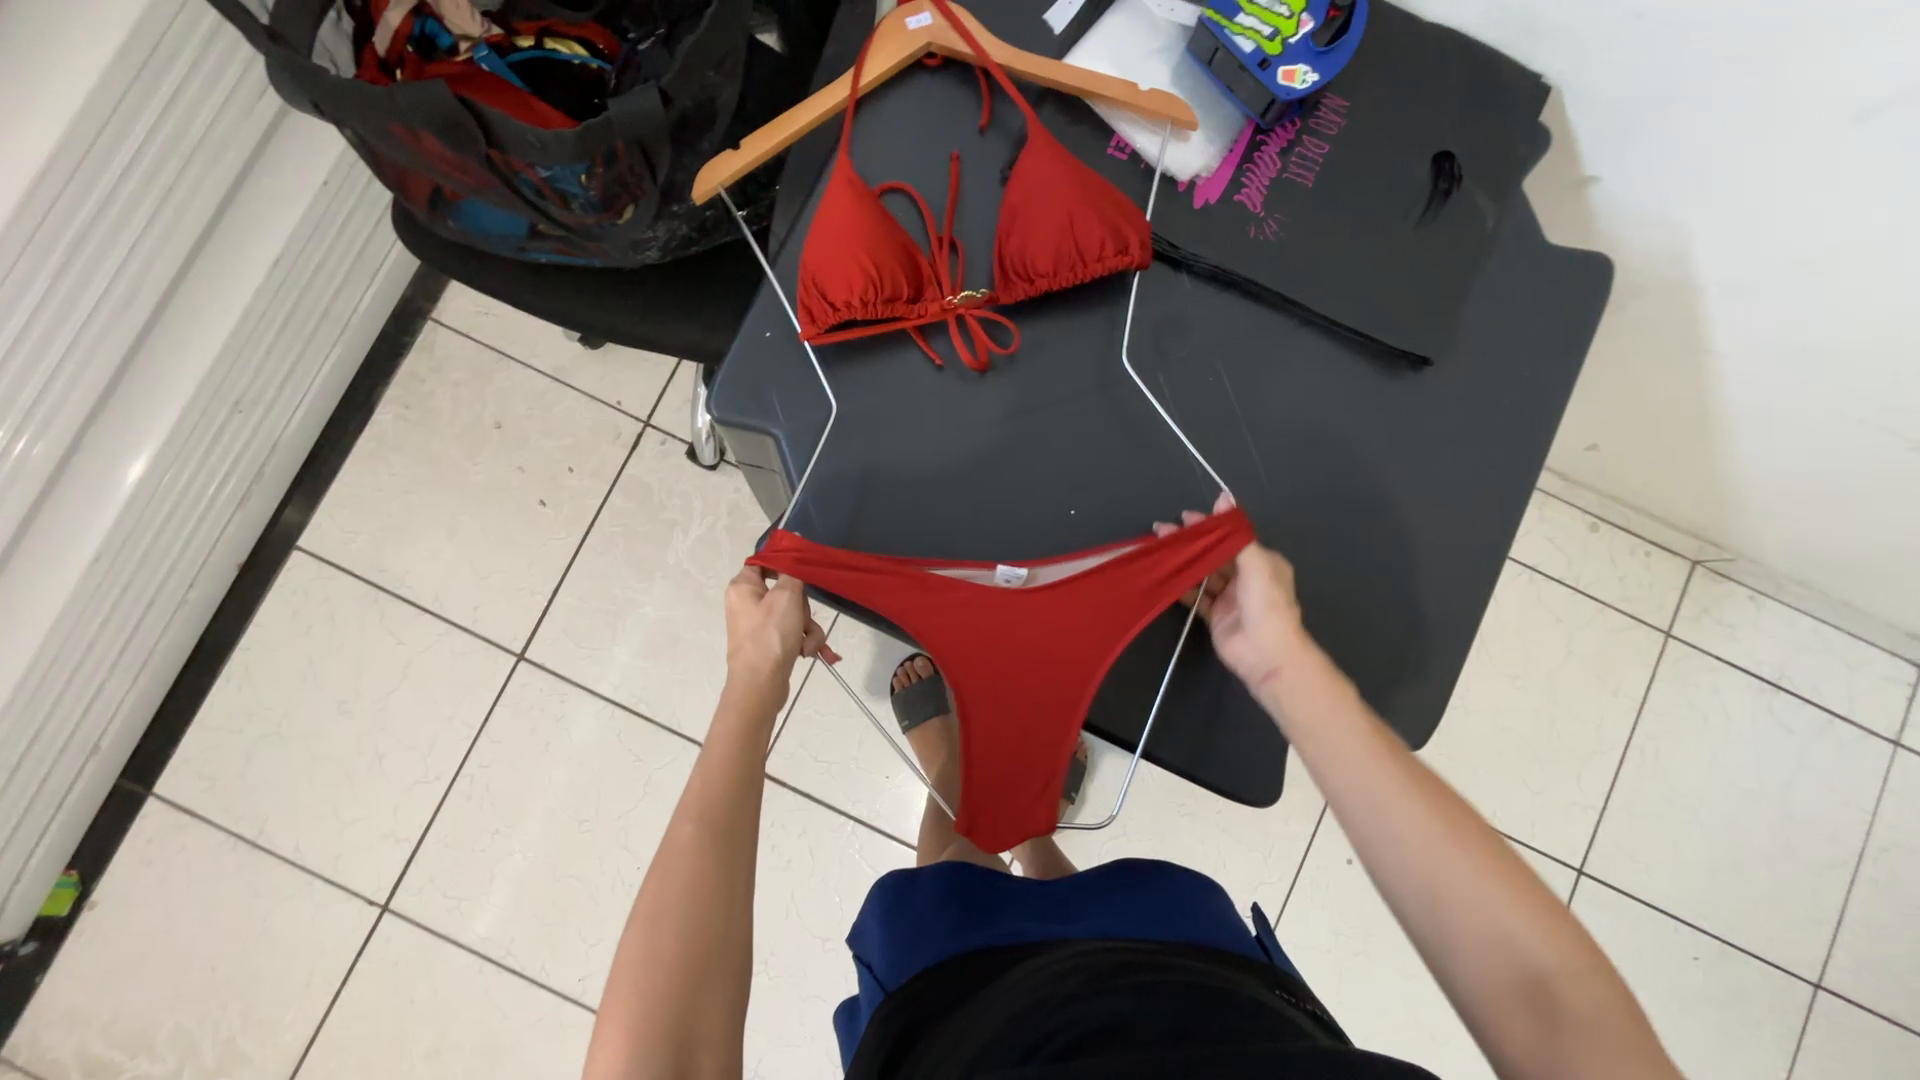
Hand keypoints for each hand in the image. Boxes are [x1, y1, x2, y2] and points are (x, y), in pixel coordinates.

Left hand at [723, 565, 838, 697]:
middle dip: (804, 609)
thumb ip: (792, 572)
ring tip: (809, 646)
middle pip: (785, 591)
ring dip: (809, 629)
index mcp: (743, 586)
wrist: (760, 685)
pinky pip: (792, 633)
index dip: (786, 562)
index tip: (806, 570)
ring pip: (794, 615)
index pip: (764, 562)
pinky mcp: (768, 642)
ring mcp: (757, 624)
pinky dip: (804, 642)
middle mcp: (747, 603)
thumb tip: (792, 552)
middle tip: (804, 620)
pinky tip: (812, 653)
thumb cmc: (770, 635)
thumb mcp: (787, 597)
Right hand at [1154, 492, 1312, 700]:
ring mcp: (1230, 597)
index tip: (1185, 517)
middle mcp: (1246, 577)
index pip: (1231, 537)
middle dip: (1191, 542)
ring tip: (1159, 549)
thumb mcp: (1256, 563)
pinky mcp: (1215, 616)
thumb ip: (1237, 533)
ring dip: (1183, 561)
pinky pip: (1196, 596)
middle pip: (1213, 554)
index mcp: (1261, 561)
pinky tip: (1164, 576)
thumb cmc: (1266, 604)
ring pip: (1202, 573)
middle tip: (1163, 531)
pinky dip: (1181, 586)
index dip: (1209, 526)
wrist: (1266, 654)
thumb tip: (1225, 497)